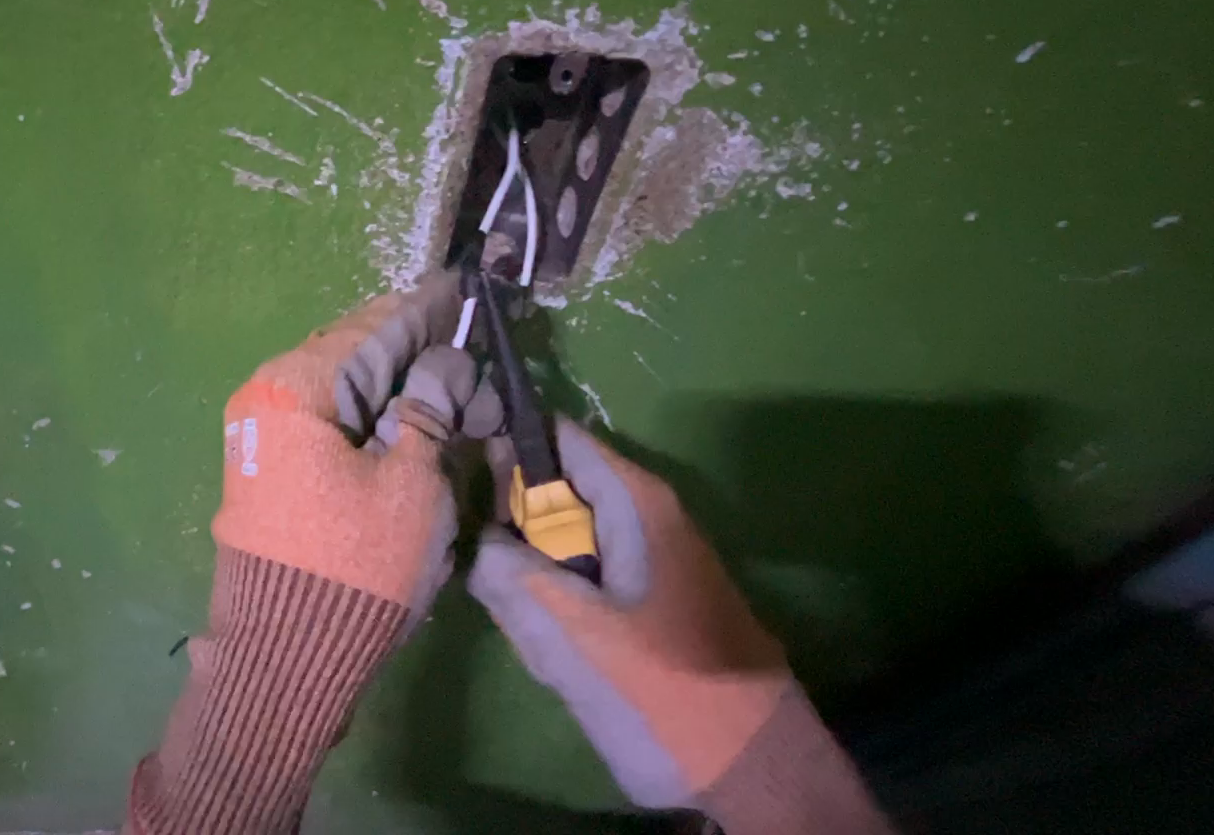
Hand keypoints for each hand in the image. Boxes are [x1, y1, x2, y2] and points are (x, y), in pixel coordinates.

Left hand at [216, 270, 494, 622]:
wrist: (283, 654)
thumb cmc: (356, 565)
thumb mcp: (411, 482)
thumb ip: (429, 407)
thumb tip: (445, 361)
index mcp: (294, 387)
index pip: (373, 331)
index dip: (424, 310)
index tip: (458, 285)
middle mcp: (266, 395)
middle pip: (352, 352)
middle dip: (412, 348)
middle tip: (462, 340)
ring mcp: (261, 429)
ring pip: (339, 385)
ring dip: (393, 382)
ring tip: (444, 377)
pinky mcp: (268, 461)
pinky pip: (324, 417)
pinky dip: (367, 411)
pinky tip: (403, 411)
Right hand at [469, 418, 792, 808]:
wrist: (759, 780)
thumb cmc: (665, 694)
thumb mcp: (570, 633)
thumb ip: (507, 572)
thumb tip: (474, 538)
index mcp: (633, 501)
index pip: (554, 434)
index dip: (501, 437)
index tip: (454, 468)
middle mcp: (643, 514)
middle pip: (551, 488)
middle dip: (512, 528)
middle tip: (496, 580)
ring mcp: (645, 556)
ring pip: (560, 538)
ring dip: (533, 576)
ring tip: (536, 632)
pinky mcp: (645, 596)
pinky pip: (580, 576)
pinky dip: (557, 602)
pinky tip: (561, 650)